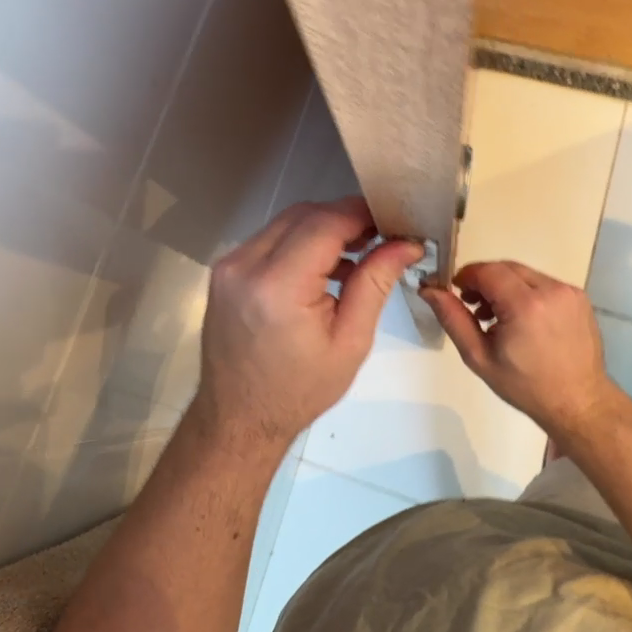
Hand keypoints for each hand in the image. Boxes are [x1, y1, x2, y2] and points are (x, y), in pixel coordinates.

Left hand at [192, 197, 423, 451]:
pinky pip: (269, 239)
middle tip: (380, 235)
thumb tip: (407, 243)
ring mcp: (229, 266)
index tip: (392, 218)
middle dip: (344, 218)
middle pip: (304, 215)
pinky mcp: (224, 271)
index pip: (324, 223)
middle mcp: (246, 266)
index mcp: (278, 286)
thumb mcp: (350, 341)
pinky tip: (323, 266)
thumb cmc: (300, 390)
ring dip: (322, 228)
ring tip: (357, 252)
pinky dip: (298, 242)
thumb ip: (375, 283)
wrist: (239, 417)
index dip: (360, 213)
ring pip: (285, 222)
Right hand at [421, 261, 625, 439]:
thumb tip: (429, 290)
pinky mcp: (579, 297)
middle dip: (485, 280)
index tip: (456, 291)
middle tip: (473, 305)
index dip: (467, 276)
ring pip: (525, 274)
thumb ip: (453, 319)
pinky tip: (522, 319)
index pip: (487, 271)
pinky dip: (527, 293)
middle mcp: (551, 290)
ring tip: (496, 316)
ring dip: (506, 286)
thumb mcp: (479, 357)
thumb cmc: (525, 386)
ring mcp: (569, 292)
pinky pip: (544, 284)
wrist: (578, 403)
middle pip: (506, 268)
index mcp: (525, 306)